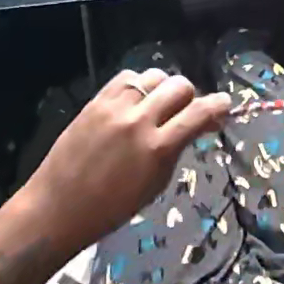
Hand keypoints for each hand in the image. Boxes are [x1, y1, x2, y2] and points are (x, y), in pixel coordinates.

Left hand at [19, 70, 229, 250]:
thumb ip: (176, 150)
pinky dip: (138, 84)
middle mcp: (139, 120)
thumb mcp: (155, 184)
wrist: (58, 206)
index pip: (199, 114)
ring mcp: (115, 107)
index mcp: (157, 149)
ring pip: (154, 76)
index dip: (219, 106)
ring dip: (163, 88)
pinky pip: (127, 77)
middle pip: (179, 86)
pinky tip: (136, 99)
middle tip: (185, 111)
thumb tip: (194, 126)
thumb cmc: (111, 208)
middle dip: (190, 97)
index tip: (225, 104)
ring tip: (157, 105)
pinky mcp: (96, 100)